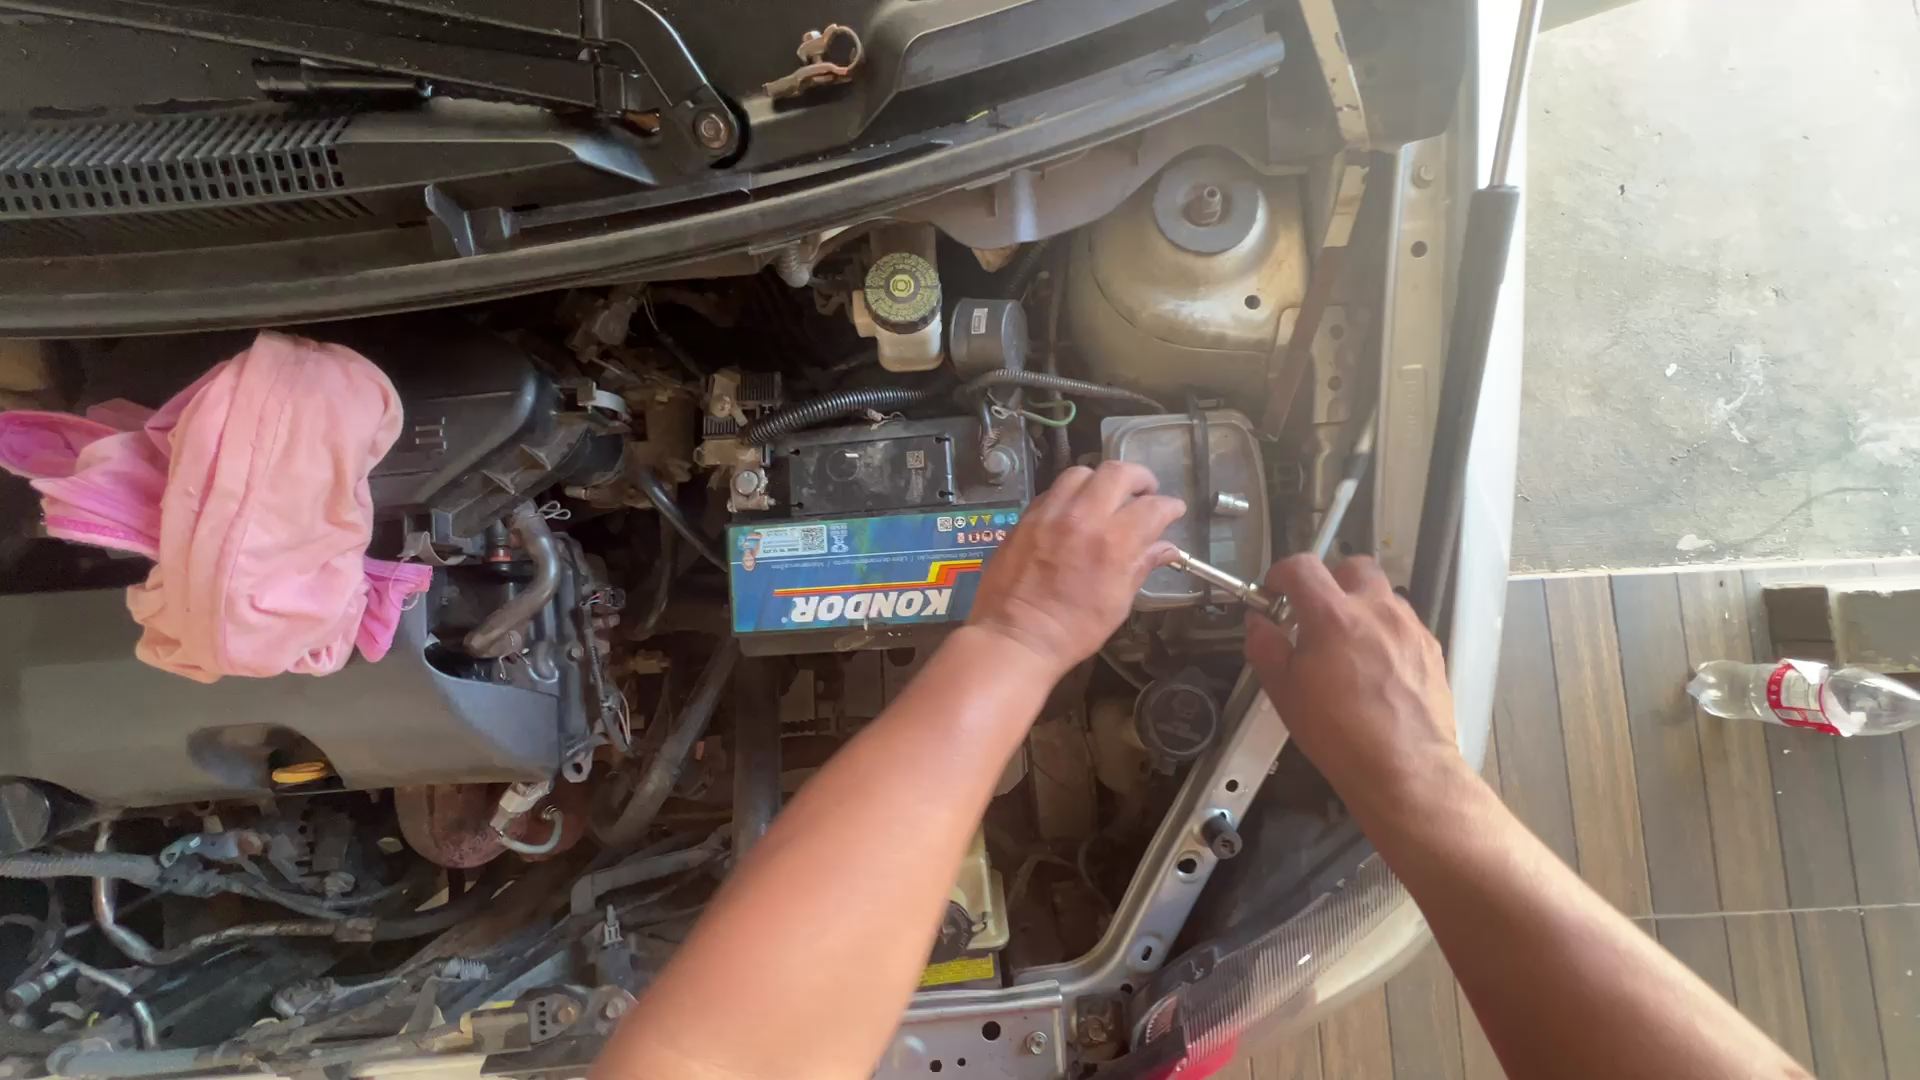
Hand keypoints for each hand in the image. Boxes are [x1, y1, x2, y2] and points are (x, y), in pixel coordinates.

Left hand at [968, 462, 1184, 676]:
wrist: (1014, 637)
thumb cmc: (1072, 630)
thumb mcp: (1117, 603)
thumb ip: (1141, 566)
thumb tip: (1165, 548)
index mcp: (1113, 542)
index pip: (1153, 507)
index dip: (1170, 507)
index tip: (1174, 511)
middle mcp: (1082, 517)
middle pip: (1117, 472)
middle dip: (1139, 477)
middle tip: (1145, 491)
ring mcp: (1049, 513)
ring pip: (1081, 473)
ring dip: (1101, 480)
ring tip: (1107, 497)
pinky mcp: (1025, 518)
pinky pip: (1052, 491)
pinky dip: (1071, 494)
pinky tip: (1075, 511)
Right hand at [1244, 555, 1459, 818]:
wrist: (1404, 769)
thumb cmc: (1336, 731)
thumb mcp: (1282, 689)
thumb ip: (1264, 645)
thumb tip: (1259, 623)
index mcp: (1332, 616)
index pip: (1302, 567)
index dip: (1281, 573)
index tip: (1275, 591)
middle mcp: (1376, 611)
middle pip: (1353, 566)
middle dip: (1330, 579)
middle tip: (1314, 610)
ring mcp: (1409, 628)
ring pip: (1382, 594)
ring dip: (1359, 604)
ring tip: (1345, 641)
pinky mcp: (1431, 650)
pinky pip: (1403, 623)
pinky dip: (1383, 630)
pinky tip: (1373, 665)